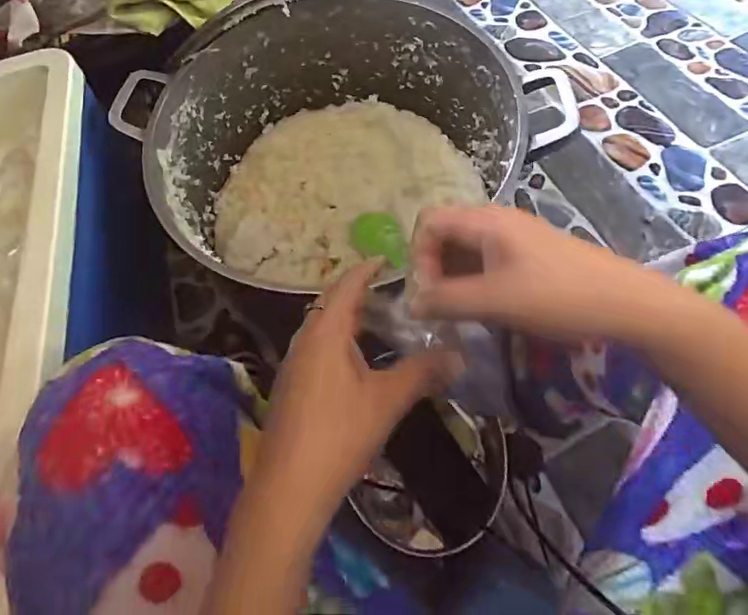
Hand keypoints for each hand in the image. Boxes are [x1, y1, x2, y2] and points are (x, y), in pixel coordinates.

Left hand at [256, 262, 456, 506]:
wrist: (288, 487)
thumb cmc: (339, 434)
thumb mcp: (386, 401)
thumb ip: (421, 374)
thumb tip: (459, 356)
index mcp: (325, 333)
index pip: (345, 286)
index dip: (365, 270)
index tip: (387, 259)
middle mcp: (304, 340)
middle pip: (330, 304)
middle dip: (358, 294)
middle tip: (391, 293)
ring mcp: (294, 363)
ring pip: (321, 327)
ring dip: (347, 319)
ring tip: (378, 323)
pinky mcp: (291, 385)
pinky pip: (316, 347)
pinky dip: (337, 340)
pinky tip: (356, 361)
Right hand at [409, 205, 680, 338]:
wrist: (627, 303)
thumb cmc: (557, 296)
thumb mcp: (495, 301)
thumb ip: (447, 301)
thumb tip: (410, 304)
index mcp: (484, 220)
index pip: (429, 222)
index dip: (419, 255)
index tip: (430, 294)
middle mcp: (496, 219)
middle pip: (446, 232)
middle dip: (435, 268)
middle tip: (442, 307)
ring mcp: (515, 234)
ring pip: (467, 247)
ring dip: (455, 276)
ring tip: (463, 312)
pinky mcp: (530, 252)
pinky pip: (488, 257)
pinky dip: (477, 279)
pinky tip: (489, 307)